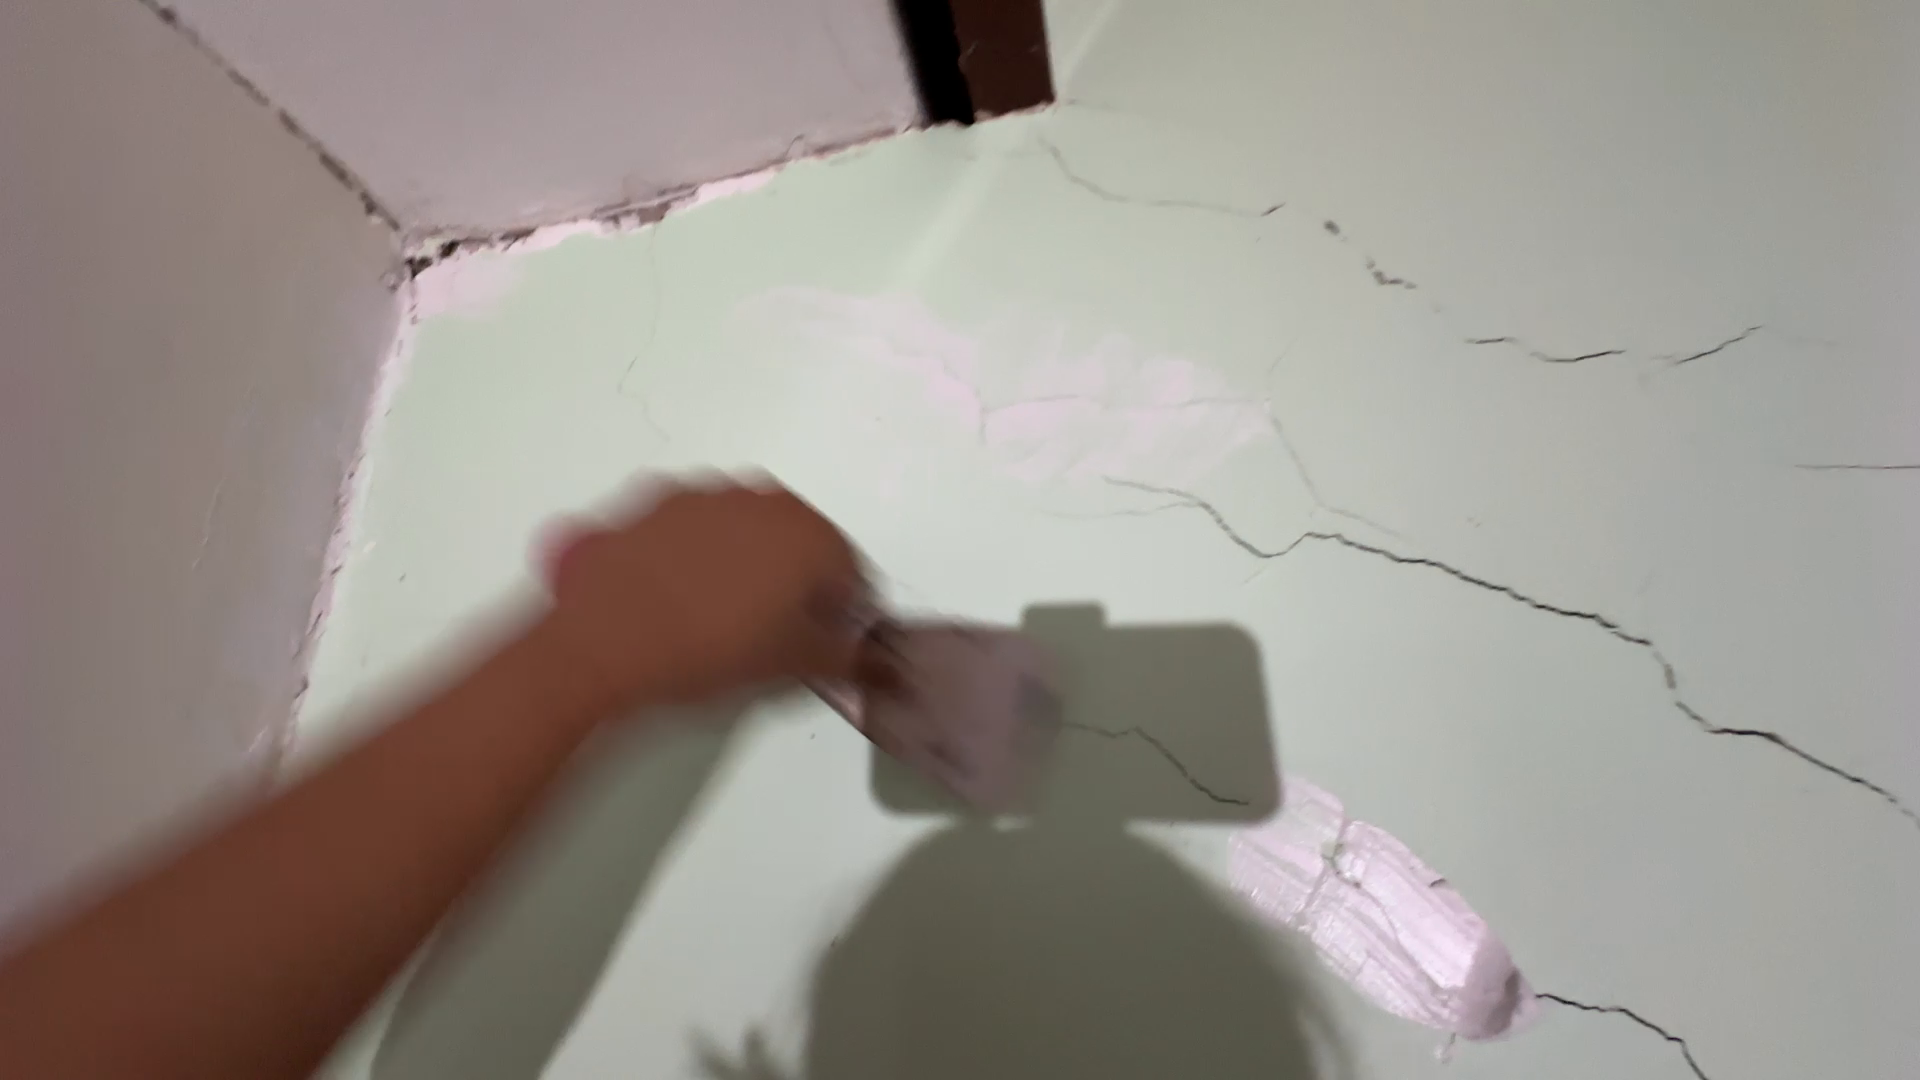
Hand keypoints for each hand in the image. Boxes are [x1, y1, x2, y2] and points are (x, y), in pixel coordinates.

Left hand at [534, 477, 867, 710]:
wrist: (600, 643)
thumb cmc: (712, 649)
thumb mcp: (790, 664)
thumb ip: (844, 656)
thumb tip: (875, 660)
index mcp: (808, 533)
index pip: (850, 571)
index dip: (841, 610)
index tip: (822, 640)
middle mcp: (763, 498)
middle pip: (799, 540)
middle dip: (797, 578)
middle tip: (774, 626)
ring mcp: (704, 492)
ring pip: (747, 527)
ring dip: (748, 558)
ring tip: (720, 607)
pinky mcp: (653, 499)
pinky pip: (696, 524)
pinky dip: (699, 548)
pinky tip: (678, 587)